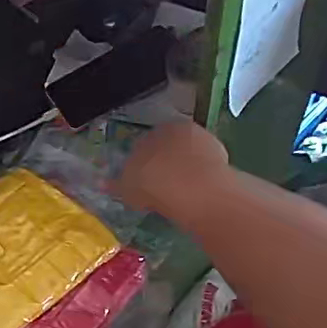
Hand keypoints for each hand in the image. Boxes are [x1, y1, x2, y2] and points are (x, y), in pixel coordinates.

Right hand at [116, 121, 231, 219]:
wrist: (193, 188)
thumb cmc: (153, 184)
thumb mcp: (127, 187)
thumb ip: (117, 185)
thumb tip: (103, 184)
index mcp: (155, 130)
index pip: (145, 144)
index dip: (143, 165)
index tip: (142, 183)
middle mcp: (181, 129)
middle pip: (171, 148)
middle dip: (166, 165)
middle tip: (161, 191)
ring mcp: (205, 142)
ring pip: (191, 159)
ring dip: (186, 173)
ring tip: (180, 197)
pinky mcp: (223, 158)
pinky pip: (207, 171)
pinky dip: (202, 182)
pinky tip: (196, 198)